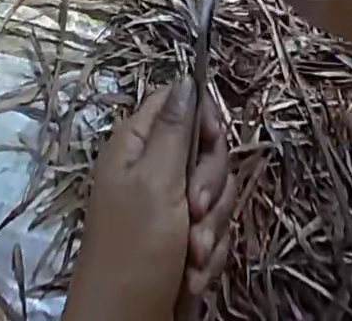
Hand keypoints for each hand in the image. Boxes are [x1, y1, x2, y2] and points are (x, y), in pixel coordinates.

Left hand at [65, 83, 234, 320]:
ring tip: (193, 255)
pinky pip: (217, 225)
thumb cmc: (134, 252)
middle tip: (196, 208)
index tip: (211, 138)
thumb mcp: (156, 182)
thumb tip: (187, 77)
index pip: (177, 100)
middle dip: (210, 181)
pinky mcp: (186, 238)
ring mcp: (170, 205)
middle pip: (204, 145)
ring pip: (217, 188)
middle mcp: (153, 168)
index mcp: (135, 145)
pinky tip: (194, 275)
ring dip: (212, 225)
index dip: (201, 114)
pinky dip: (211, 252)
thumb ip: (176, 128)